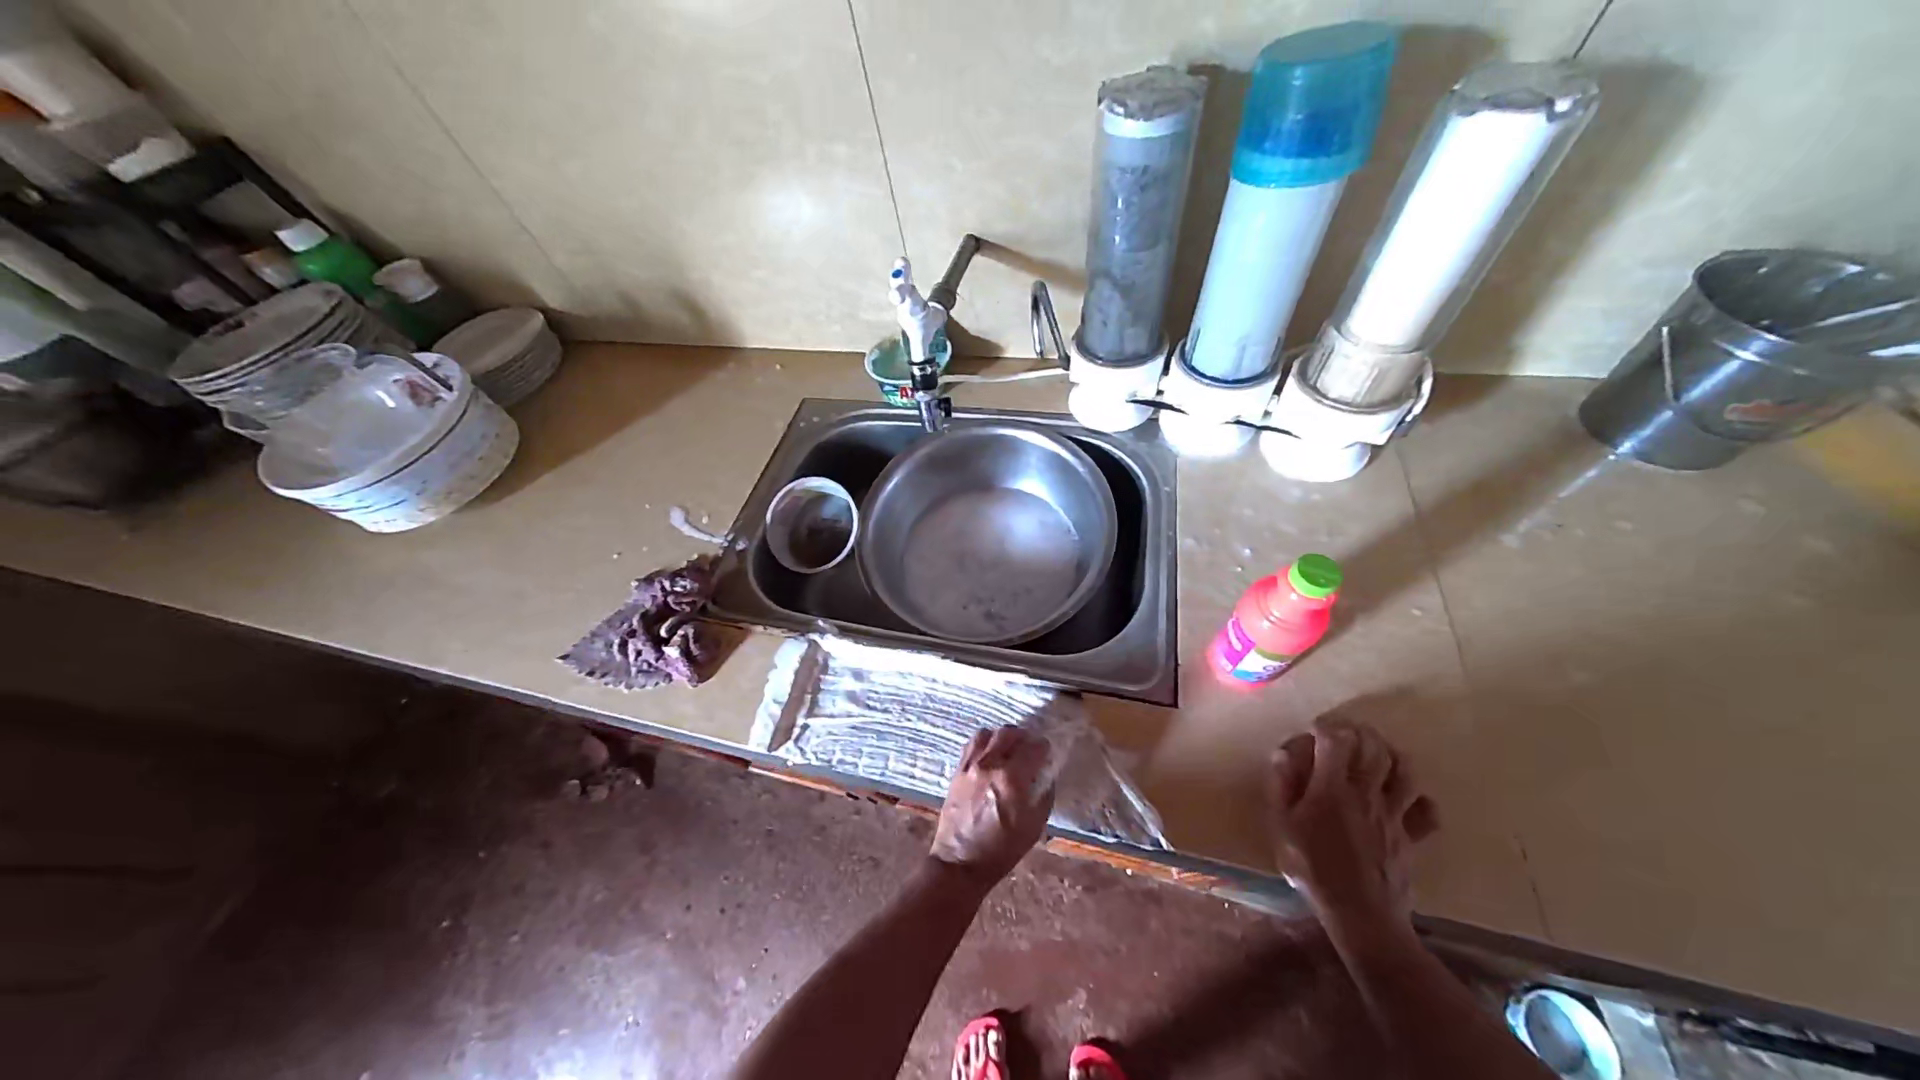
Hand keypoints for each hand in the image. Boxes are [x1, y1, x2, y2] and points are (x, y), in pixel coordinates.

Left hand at [929, 727, 1054, 888]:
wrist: (960, 862)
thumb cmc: (1001, 850)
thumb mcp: (1033, 827)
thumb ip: (1043, 795)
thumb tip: (1046, 775)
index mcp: (1012, 780)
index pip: (1033, 748)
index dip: (1043, 748)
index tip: (1046, 752)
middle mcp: (990, 765)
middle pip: (1009, 733)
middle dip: (1023, 737)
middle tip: (1029, 747)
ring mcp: (970, 766)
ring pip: (988, 733)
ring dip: (1002, 737)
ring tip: (1008, 748)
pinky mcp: (957, 771)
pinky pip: (971, 744)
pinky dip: (984, 743)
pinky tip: (989, 754)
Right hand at [1267, 717, 1438, 929]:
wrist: (1360, 914)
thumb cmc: (1312, 868)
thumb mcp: (1282, 827)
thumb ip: (1281, 786)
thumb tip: (1283, 753)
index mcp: (1332, 788)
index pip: (1336, 740)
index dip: (1326, 727)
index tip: (1315, 729)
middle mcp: (1367, 793)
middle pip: (1374, 747)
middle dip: (1360, 732)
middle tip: (1346, 732)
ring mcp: (1395, 814)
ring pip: (1404, 770)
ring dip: (1391, 754)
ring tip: (1377, 752)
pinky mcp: (1412, 836)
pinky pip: (1427, 811)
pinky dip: (1420, 798)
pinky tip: (1407, 798)